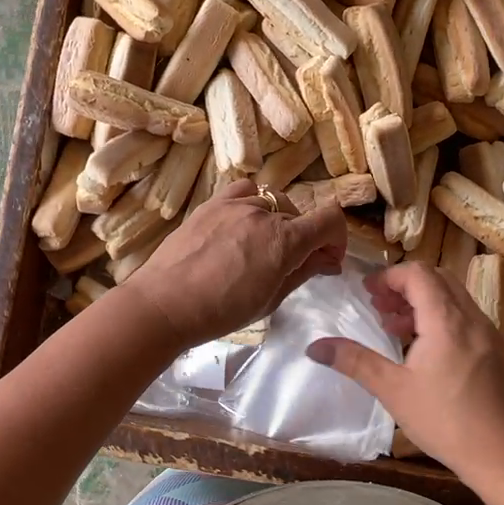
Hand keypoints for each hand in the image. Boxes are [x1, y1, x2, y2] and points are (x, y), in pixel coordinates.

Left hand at [120, 179, 347, 346]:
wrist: (165, 303)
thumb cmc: (221, 312)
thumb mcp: (271, 299)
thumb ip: (304, 272)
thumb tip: (330, 261)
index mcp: (284, 240)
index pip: (330, 220)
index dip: (338, 239)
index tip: (328, 259)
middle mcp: (264, 214)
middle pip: (301, 216)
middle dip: (306, 238)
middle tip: (293, 265)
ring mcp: (236, 205)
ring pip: (274, 203)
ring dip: (279, 222)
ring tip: (262, 247)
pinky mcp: (212, 203)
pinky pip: (245, 191)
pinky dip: (254, 203)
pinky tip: (244, 223)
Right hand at [307, 262, 503, 490]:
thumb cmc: (446, 422)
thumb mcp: (393, 391)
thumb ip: (355, 362)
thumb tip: (314, 347)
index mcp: (446, 321)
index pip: (418, 274)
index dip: (389, 276)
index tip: (366, 293)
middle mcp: (472, 318)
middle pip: (437, 279)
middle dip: (404, 286)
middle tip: (379, 307)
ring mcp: (488, 334)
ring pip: (453, 298)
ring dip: (422, 301)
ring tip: (395, 327)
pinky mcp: (495, 351)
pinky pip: (465, 317)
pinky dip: (441, 318)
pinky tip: (424, 349)